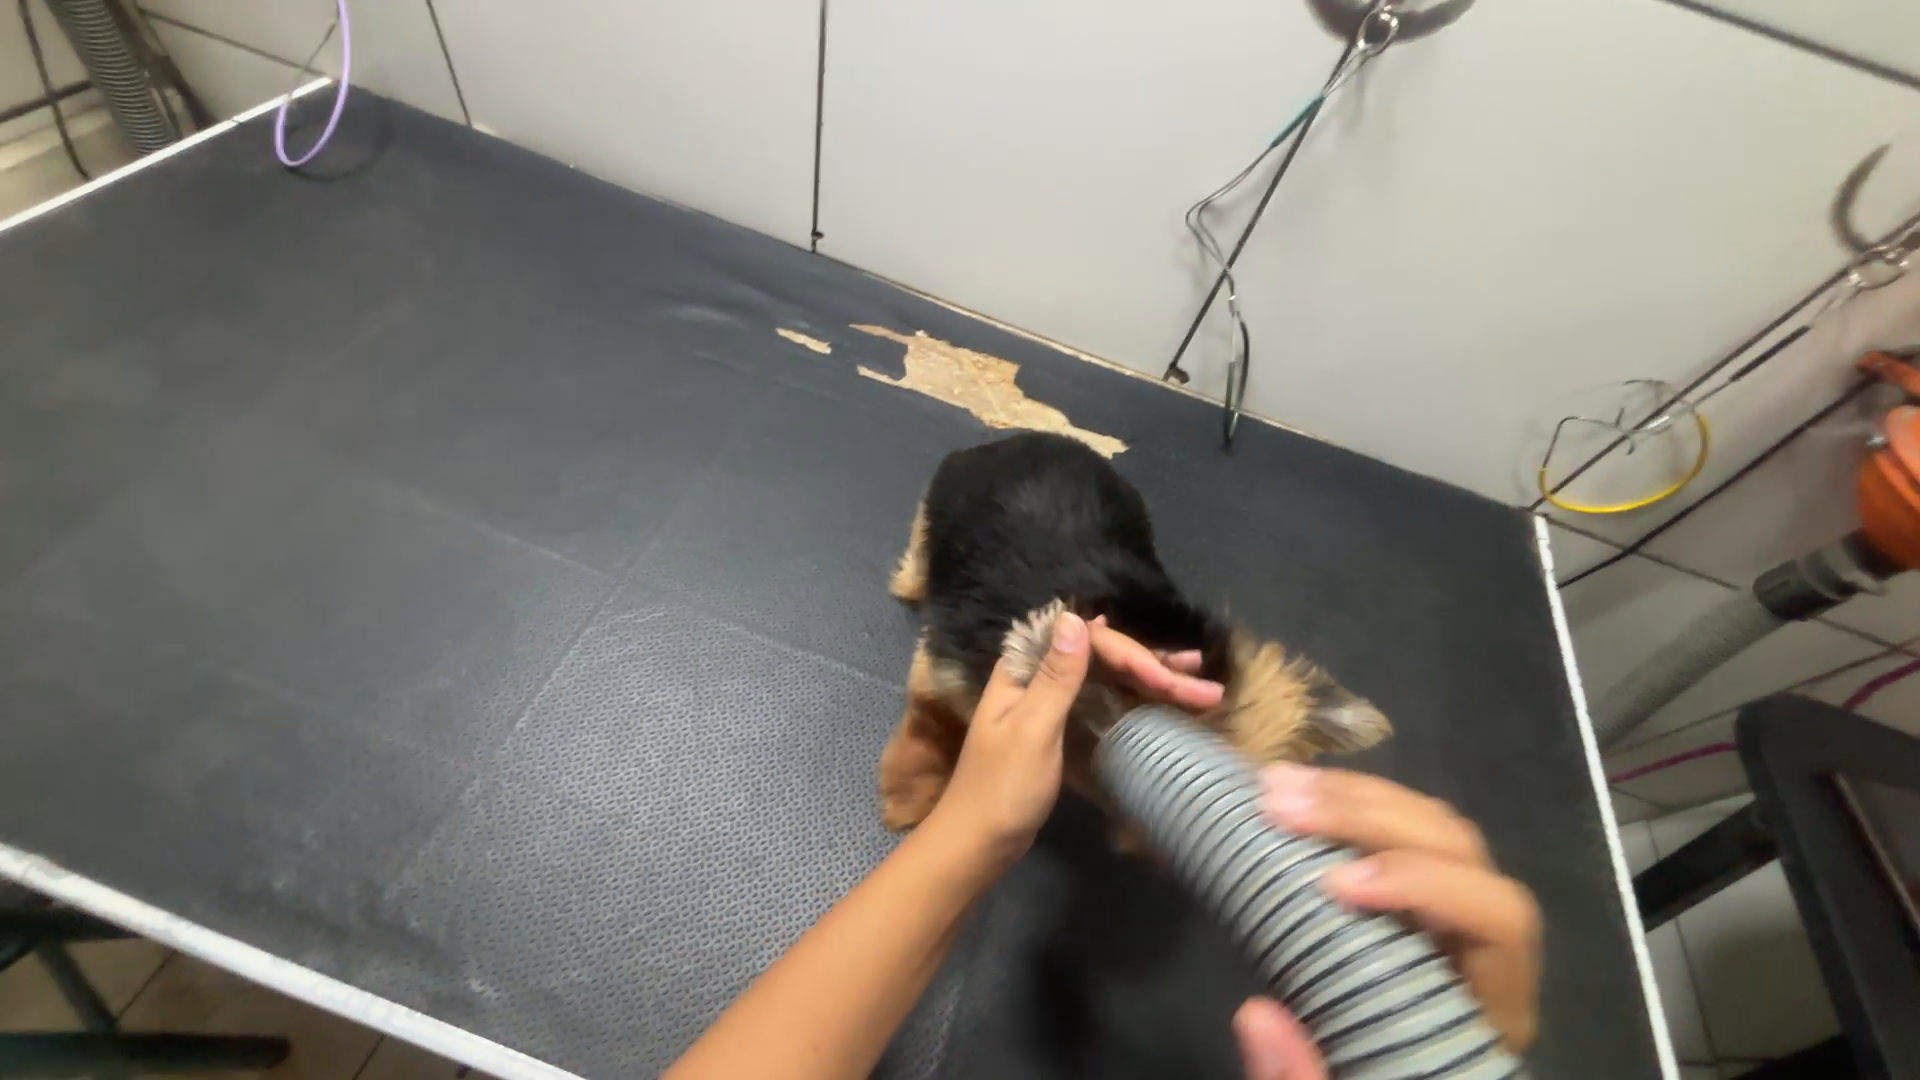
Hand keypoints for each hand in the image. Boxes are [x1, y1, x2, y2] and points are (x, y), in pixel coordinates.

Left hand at [925, 613, 1224, 874]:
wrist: (978, 842)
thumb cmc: (1001, 789)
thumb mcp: (1031, 731)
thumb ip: (1056, 677)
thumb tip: (1074, 616)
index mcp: (1023, 669)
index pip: (1087, 641)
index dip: (1131, 655)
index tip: (1168, 680)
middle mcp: (1038, 677)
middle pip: (1102, 658)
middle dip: (1153, 666)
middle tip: (1203, 676)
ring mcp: (1050, 703)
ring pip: (1108, 679)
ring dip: (1151, 681)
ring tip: (1199, 683)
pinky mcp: (1061, 727)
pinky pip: (1103, 702)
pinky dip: (1134, 700)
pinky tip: (1159, 696)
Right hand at [1233, 766, 1541, 1079]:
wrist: (1375, 1067)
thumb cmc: (1378, 1071)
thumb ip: (1312, 1078)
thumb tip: (1256, 1014)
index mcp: (1492, 1003)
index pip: (1499, 920)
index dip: (1423, 885)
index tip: (1333, 884)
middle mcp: (1479, 939)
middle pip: (1457, 848)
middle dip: (1365, 818)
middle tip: (1278, 805)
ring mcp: (1442, 902)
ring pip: (1428, 821)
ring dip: (1349, 794)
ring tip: (1275, 784)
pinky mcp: (1398, 882)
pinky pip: (1390, 821)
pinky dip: (1340, 795)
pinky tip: (1288, 786)